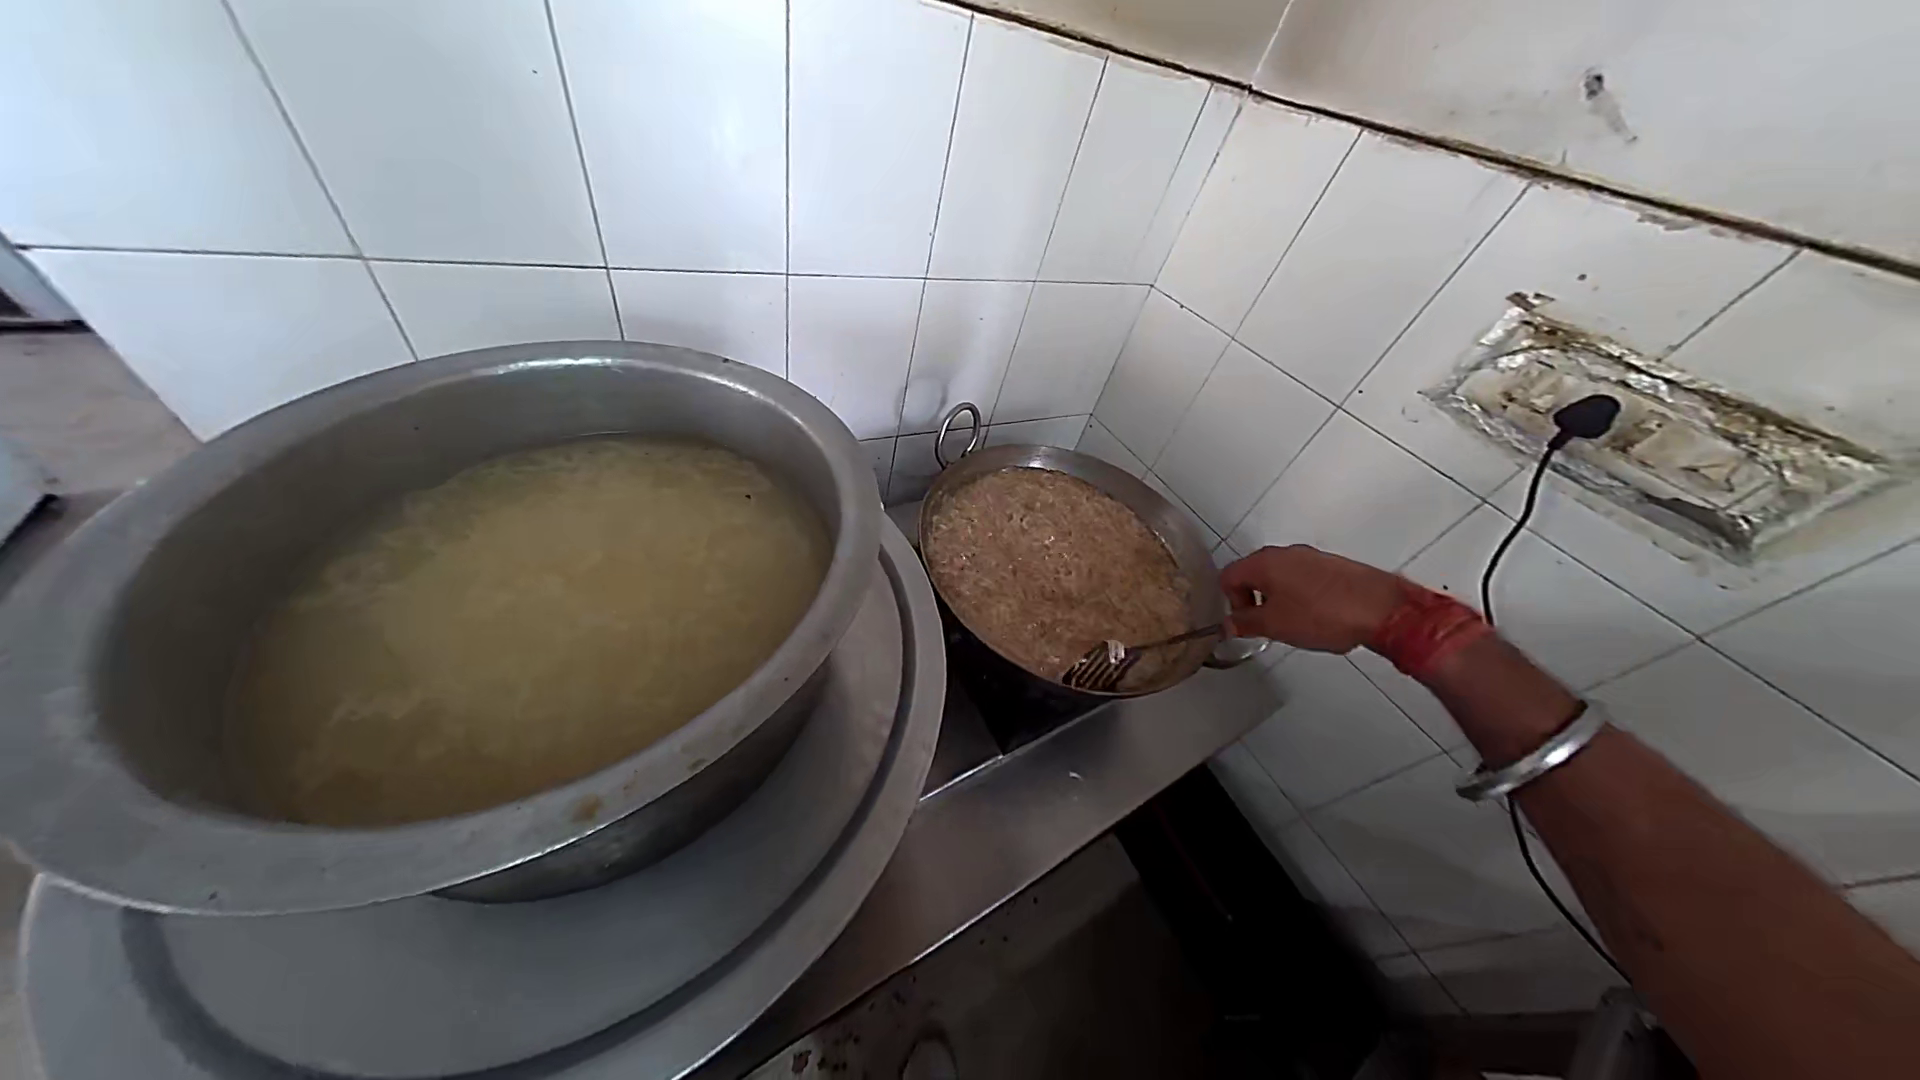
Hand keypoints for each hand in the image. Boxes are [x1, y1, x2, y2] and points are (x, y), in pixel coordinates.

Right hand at [1219, 545, 1403, 653]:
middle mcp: (1285, 553)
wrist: (1383, 610)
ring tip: (1295, 623)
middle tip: (1267, 625)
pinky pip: (1304, 578)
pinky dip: (1302, 596)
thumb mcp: (1274, 625)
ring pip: (1280, 577)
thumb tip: (1230, 624)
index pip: (1228, 577)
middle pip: (1253, 574)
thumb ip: (1245, 623)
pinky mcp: (1333, 566)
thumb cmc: (1325, 614)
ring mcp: (1311, 557)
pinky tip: (1318, 617)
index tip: (1246, 622)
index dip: (1231, 602)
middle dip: (1255, 600)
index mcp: (1263, 562)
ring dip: (1279, 599)